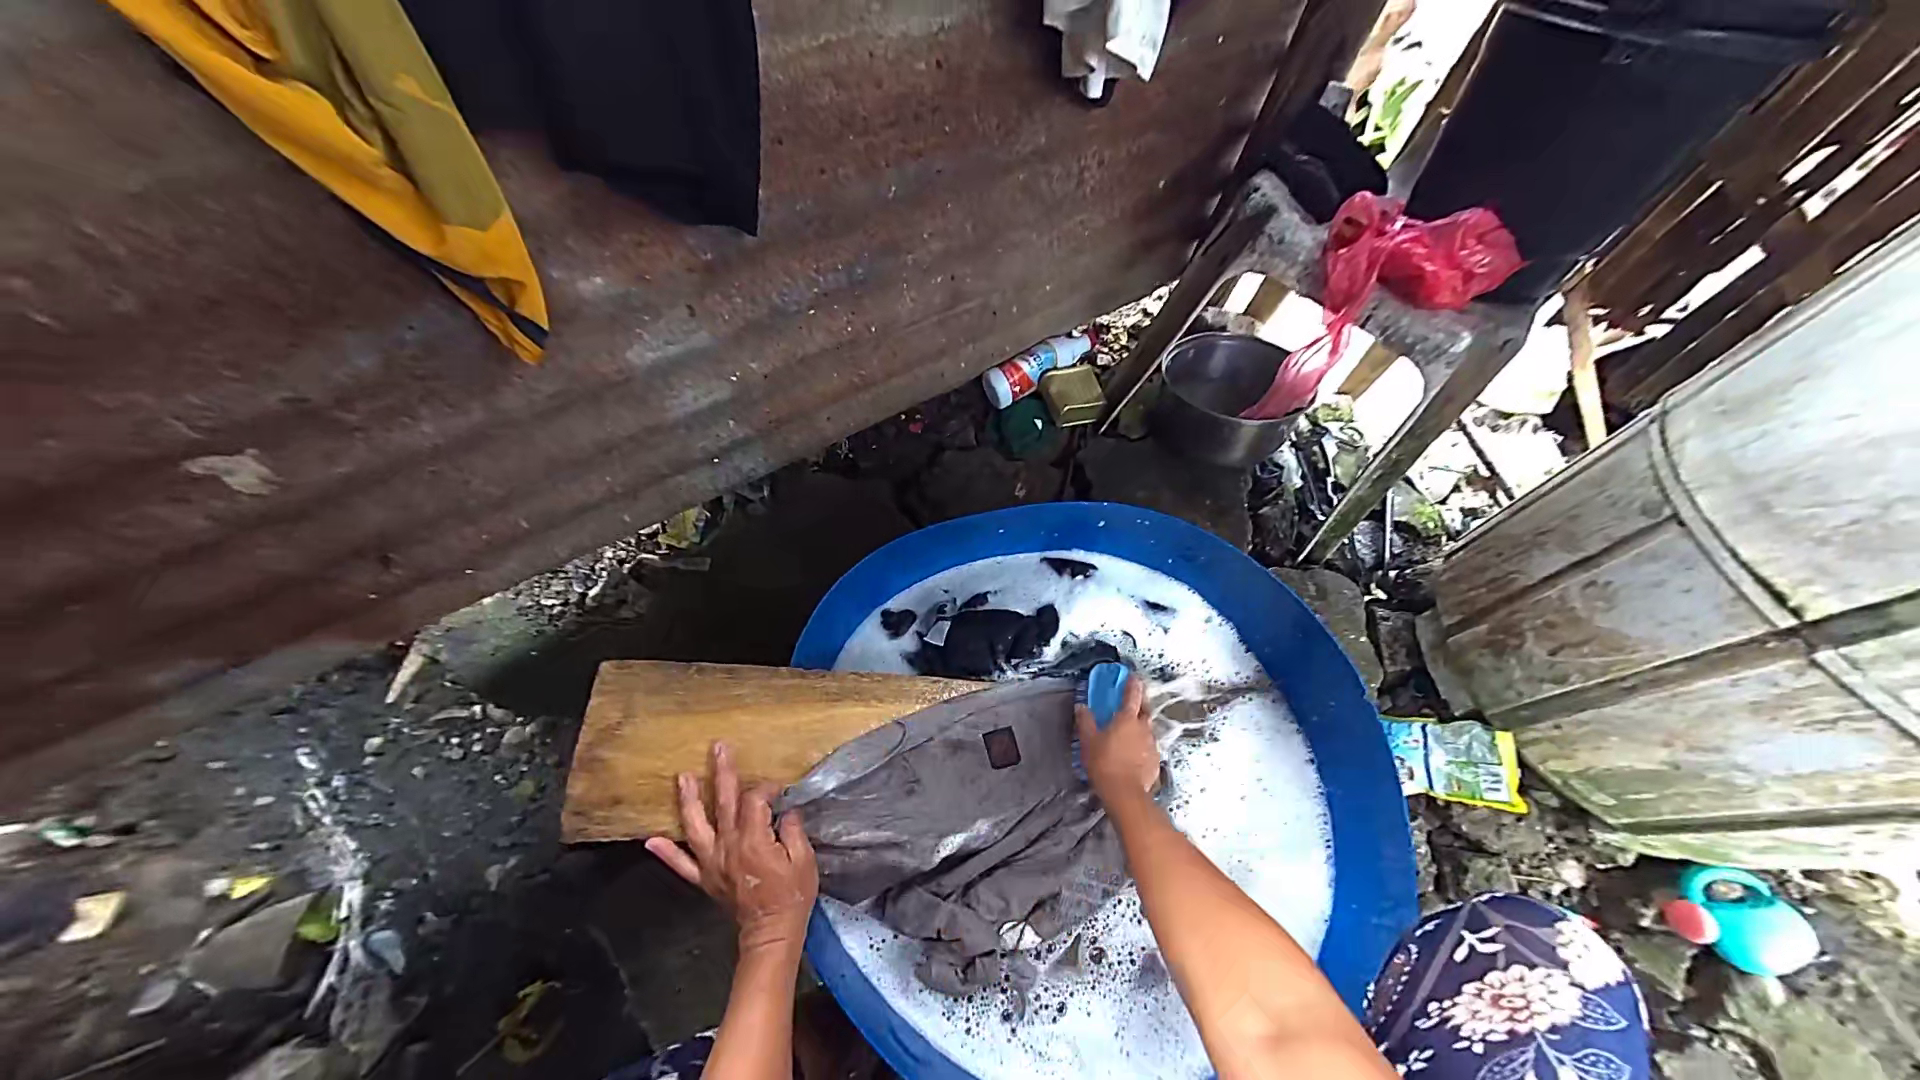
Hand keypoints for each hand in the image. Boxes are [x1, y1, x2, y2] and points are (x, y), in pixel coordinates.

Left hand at [646, 741, 818, 954]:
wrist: (771, 933)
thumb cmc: (792, 896)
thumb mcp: (804, 860)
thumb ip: (792, 831)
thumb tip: (785, 811)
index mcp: (753, 840)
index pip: (754, 801)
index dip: (766, 789)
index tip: (778, 789)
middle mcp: (728, 847)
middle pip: (723, 803)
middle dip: (722, 773)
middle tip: (718, 748)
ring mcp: (712, 863)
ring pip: (696, 827)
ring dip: (689, 800)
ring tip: (682, 777)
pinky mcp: (705, 878)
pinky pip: (682, 865)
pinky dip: (666, 853)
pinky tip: (652, 840)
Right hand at [1075, 674, 1159, 805]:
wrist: (1124, 792)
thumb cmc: (1104, 762)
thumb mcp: (1088, 740)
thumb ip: (1085, 721)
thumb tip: (1081, 707)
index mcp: (1127, 718)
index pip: (1132, 695)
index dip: (1132, 684)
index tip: (1133, 676)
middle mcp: (1143, 728)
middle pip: (1145, 710)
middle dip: (1140, 704)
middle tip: (1132, 703)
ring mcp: (1152, 744)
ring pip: (1148, 729)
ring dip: (1140, 727)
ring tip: (1130, 732)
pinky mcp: (1155, 760)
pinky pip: (1149, 746)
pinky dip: (1142, 745)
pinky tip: (1133, 753)